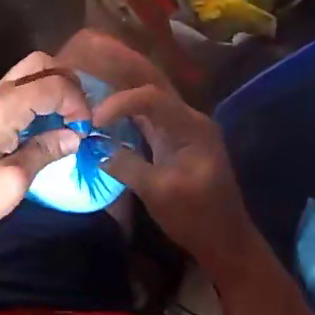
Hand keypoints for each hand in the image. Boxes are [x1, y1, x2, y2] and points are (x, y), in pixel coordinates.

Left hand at [0, 52, 89, 242]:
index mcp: (2, 107)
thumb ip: (45, 152)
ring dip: (53, 87)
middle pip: (39, 63)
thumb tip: (74, 136)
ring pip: (27, 73)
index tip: (86, 130)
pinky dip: (39, 97)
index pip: (53, 85)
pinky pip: (17, 90)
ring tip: (68, 117)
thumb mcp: (13, 182)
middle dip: (67, 82)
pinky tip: (46, 123)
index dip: (77, 103)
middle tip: (79, 114)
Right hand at [96, 83, 256, 266]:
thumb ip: (127, 165)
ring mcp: (182, 130)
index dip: (119, 102)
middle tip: (89, 73)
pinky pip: (148, 117)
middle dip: (121, 74)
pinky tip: (107, 114)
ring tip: (92, 89)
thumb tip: (95, 148)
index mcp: (191, 126)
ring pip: (149, 99)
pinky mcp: (174, 142)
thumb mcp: (158, 192)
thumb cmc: (196, 217)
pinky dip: (127, 113)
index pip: (151, 96)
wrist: (225, 241)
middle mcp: (189, 119)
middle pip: (152, 85)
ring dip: (123, 94)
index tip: (94, 120)